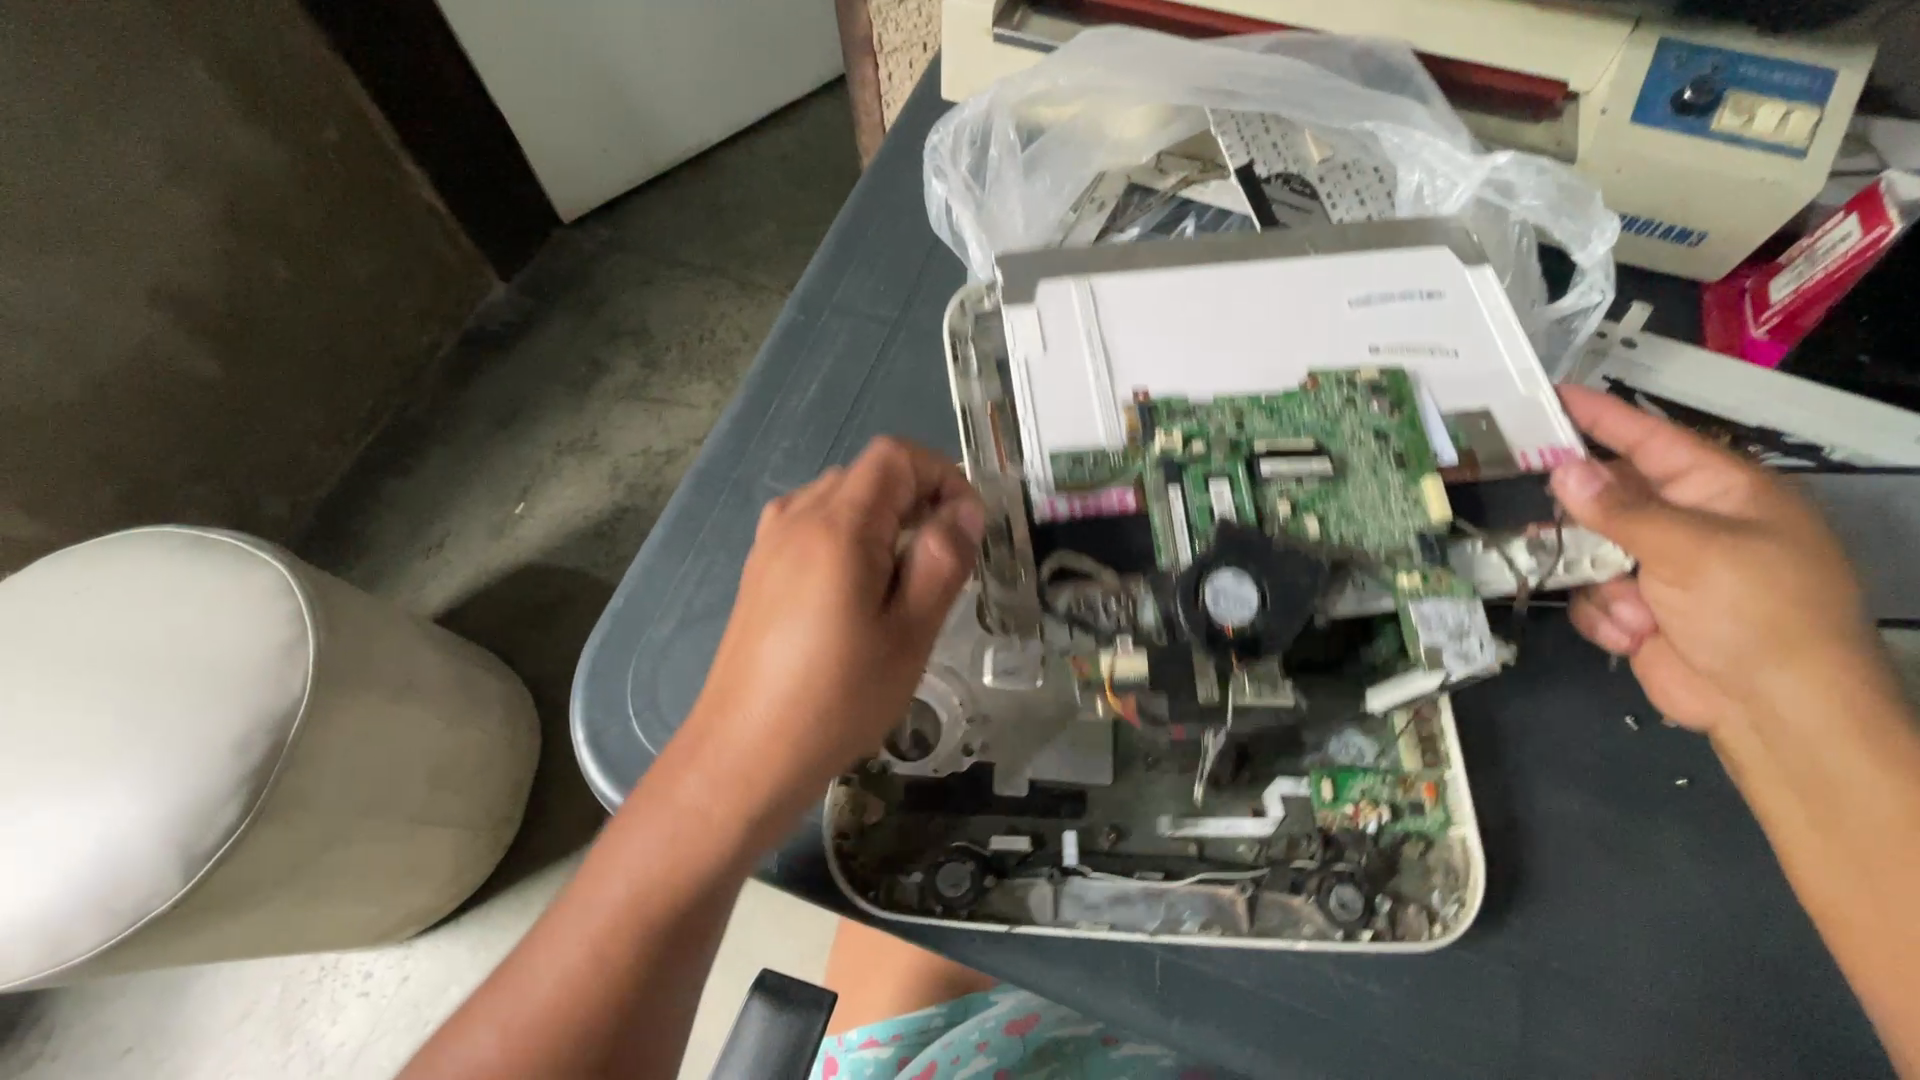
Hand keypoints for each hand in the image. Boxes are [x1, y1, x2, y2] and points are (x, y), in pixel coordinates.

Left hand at [683, 437, 985, 805]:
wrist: (744, 754)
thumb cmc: (838, 698)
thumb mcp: (910, 633)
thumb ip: (942, 560)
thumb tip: (965, 509)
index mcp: (836, 525)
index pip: (894, 456)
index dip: (941, 475)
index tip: (967, 527)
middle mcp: (796, 519)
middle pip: (867, 475)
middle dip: (916, 501)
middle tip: (943, 563)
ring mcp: (770, 545)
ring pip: (840, 501)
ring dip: (882, 521)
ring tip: (904, 583)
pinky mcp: (759, 573)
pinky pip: (812, 529)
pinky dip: (848, 539)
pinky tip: (857, 595)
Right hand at [1549, 385, 1882, 734]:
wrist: (1775, 707)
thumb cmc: (1758, 610)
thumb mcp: (1692, 549)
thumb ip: (1619, 510)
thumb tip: (1562, 469)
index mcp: (1723, 493)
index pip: (1652, 440)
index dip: (1603, 418)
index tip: (1551, 397)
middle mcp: (1690, 525)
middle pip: (1609, 497)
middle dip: (1582, 513)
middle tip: (1543, 505)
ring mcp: (1662, 570)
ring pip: (1588, 552)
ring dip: (1601, 581)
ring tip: (1631, 605)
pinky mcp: (1639, 611)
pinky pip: (1590, 596)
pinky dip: (1606, 616)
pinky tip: (1638, 634)